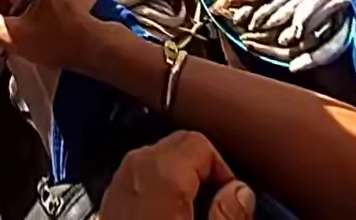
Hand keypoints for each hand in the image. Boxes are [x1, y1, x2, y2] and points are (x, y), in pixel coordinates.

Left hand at [102, 131, 254, 219]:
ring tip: (199, 218)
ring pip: (162, 158)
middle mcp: (136, 166)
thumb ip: (228, 217)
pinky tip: (175, 219)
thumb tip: (241, 192)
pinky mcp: (115, 193)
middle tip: (222, 214)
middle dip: (206, 173)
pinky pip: (146, 174)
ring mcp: (122, 178)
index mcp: (161, 174)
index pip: (199, 142)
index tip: (235, 205)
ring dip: (186, 181)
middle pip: (179, 145)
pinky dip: (165, 187)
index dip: (224, 172)